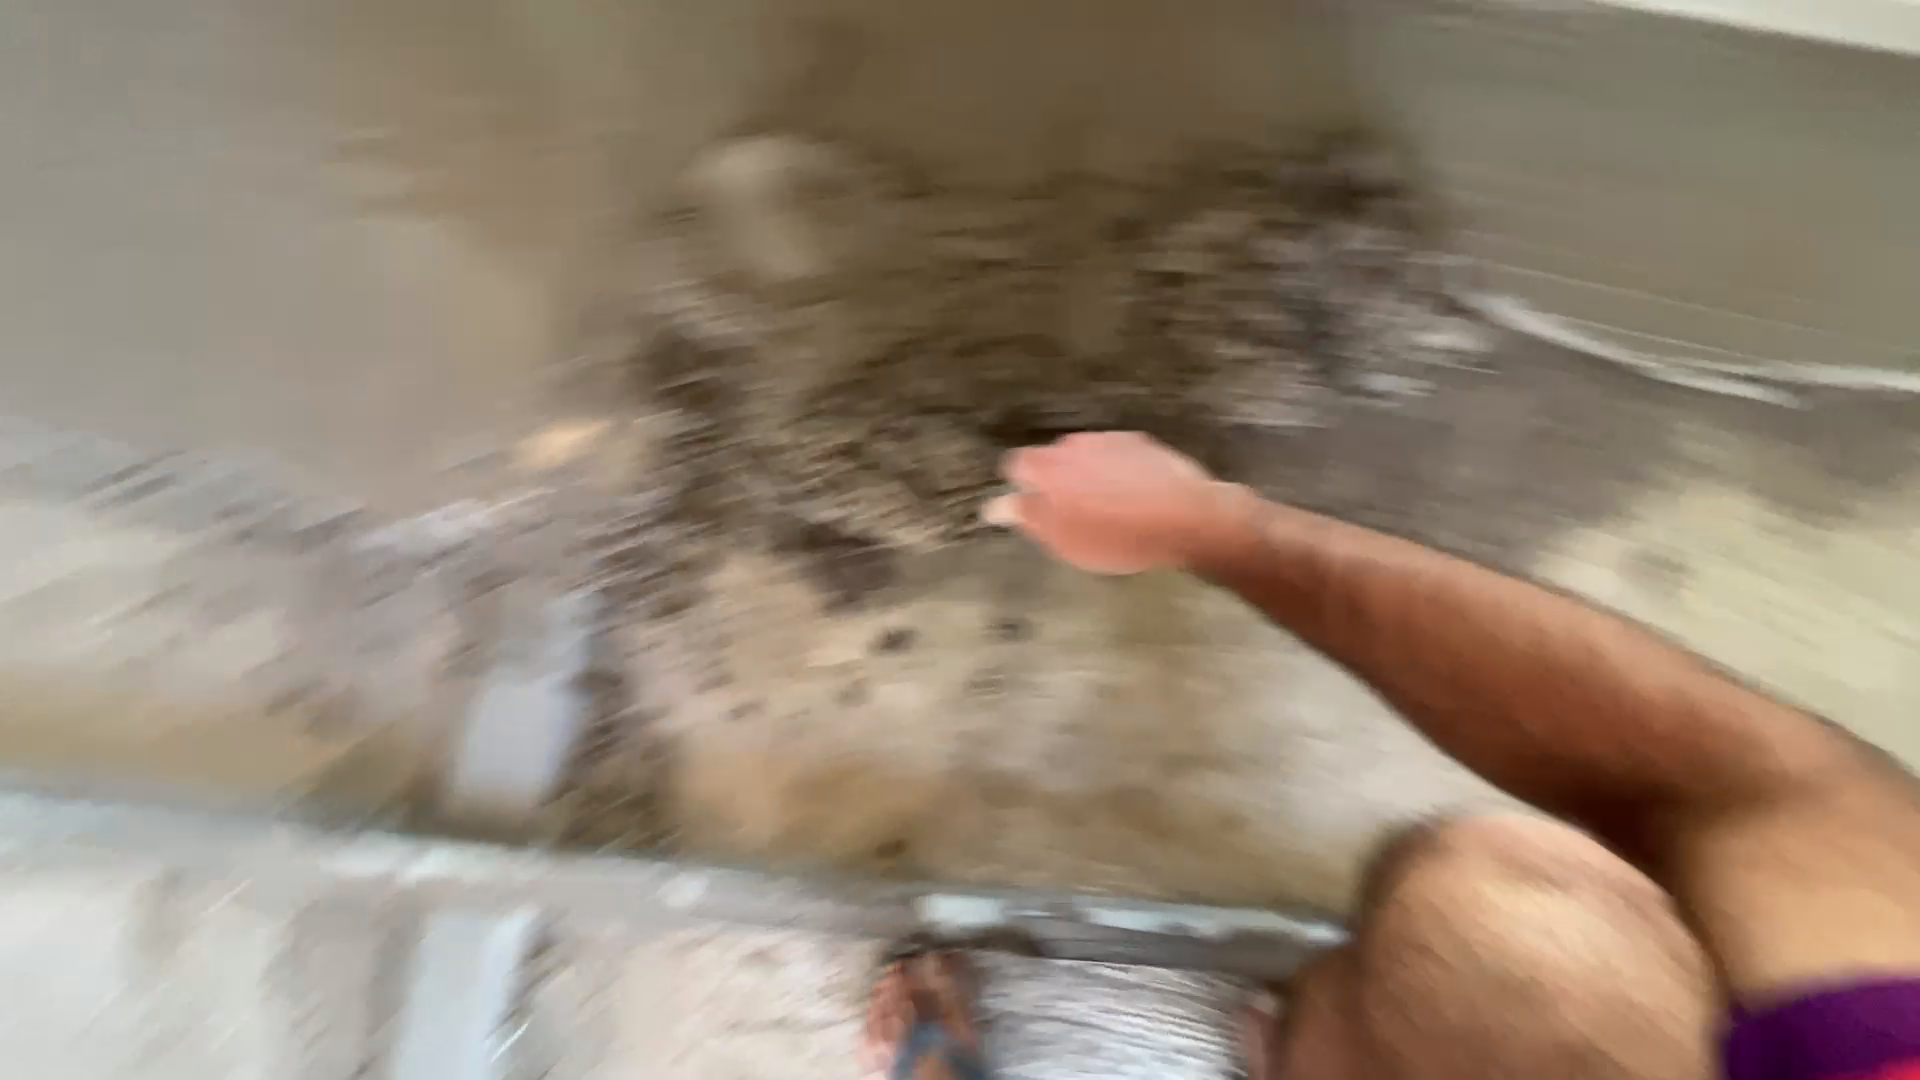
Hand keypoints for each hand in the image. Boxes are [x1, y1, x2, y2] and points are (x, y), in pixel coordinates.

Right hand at [983, 432, 1235, 574]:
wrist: (1186, 517)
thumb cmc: (1116, 536)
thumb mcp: (1063, 540)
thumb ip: (1027, 517)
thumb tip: (994, 506)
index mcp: (1047, 467)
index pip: (1015, 465)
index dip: (1021, 487)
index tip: (1033, 509)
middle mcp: (1074, 444)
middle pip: (1051, 458)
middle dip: (1056, 481)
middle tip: (1071, 515)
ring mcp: (1110, 439)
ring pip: (1085, 456)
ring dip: (1087, 475)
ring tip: (1106, 508)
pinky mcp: (1141, 443)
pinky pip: (1116, 456)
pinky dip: (1116, 472)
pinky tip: (1133, 497)